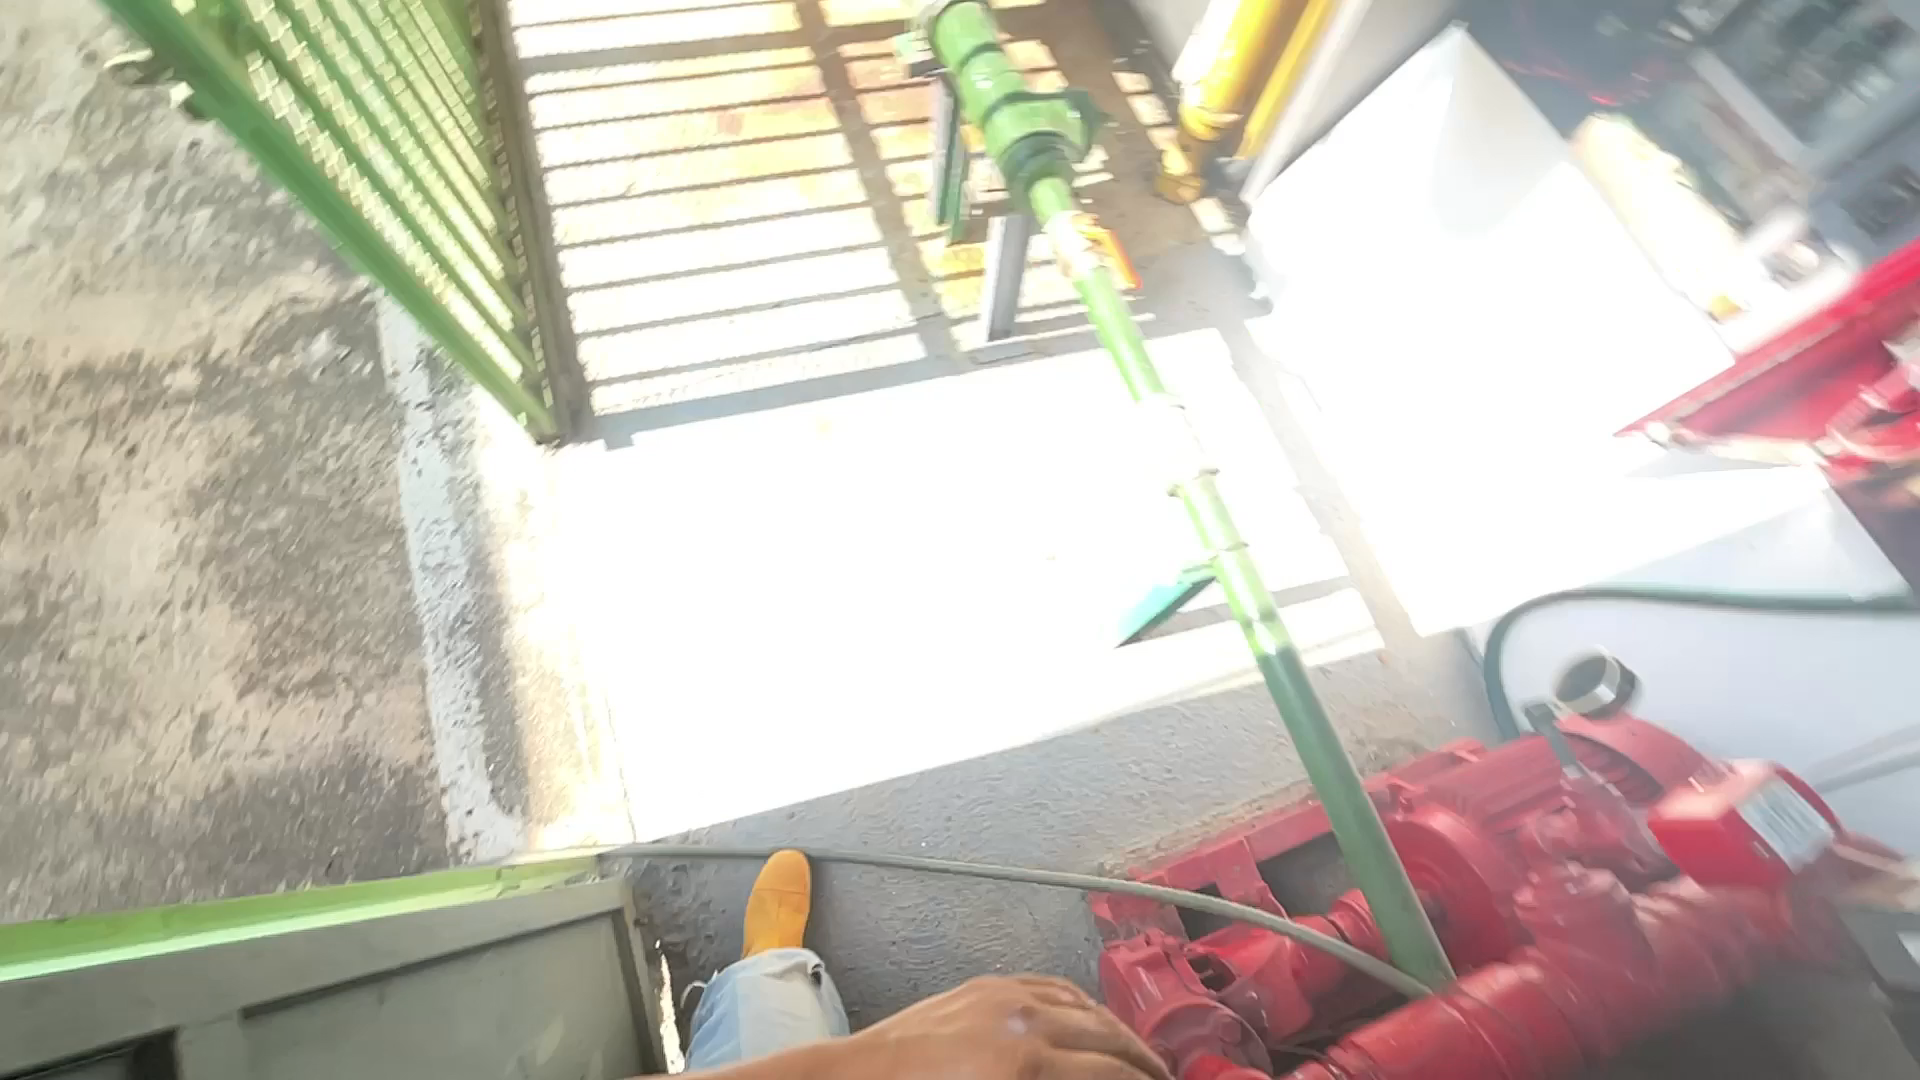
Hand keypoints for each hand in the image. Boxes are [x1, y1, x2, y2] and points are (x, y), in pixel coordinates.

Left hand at [831, 975, 1174, 1079]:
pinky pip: (1047, 984)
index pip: (1107, 1069)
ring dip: (1112, 1023)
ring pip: (1078, 1000)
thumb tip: (1093, 1079)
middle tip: (1163, 1073)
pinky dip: (1077, 999)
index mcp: (1026, 1058)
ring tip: (1134, 1047)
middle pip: (1102, 1030)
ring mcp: (1004, 992)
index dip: (1142, 1079)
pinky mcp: (987, 983)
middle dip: (1139, 1055)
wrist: (867, 1076)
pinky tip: (1087, 1013)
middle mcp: (1023, 1015)